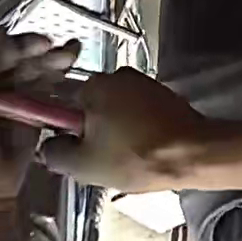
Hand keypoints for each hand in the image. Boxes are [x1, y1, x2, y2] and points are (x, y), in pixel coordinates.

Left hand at [0, 31, 79, 211]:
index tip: (12, 45)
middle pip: (5, 55)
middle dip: (27, 48)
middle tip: (46, 47)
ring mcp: (7, 87)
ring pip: (28, 65)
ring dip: (48, 57)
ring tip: (67, 53)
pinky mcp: (29, 101)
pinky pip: (44, 82)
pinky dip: (58, 71)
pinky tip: (71, 57)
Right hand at [37, 68, 220, 191]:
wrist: (193, 153)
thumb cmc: (135, 156)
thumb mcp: (84, 165)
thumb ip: (56, 153)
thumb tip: (48, 146)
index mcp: (95, 85)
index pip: (65, 105)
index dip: (70, 131)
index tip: (80, 151)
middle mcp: (118, 75)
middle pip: (93, 107)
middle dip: (96, 132)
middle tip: (104, 160)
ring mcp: (144, 82)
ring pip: (117, 111)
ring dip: (118, 131)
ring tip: (128, 158)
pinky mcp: (164, 94)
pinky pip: (139, 112)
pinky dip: (139, 129)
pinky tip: (146, 150)